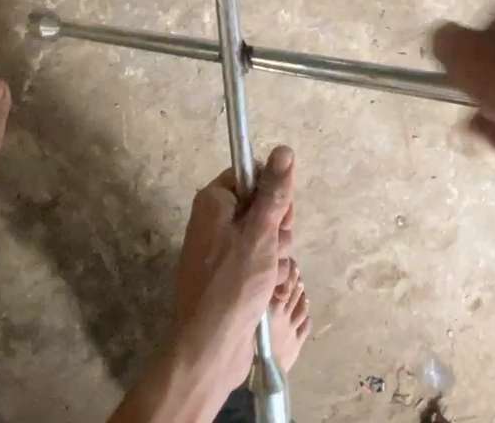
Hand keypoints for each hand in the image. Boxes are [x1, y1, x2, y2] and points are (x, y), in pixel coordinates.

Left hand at [169, 146, 295, 383]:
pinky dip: (269, 276)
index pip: (251, 176)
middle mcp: (215, 220)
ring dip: (276, 258)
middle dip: (277, 232)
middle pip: (262, 208)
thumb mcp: (260, 233)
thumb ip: (274, 192)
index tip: (280, 217)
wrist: (209, 346)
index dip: (272, 193)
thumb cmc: (232, 284)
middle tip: (273, 252)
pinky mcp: (230, 275)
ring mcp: (222, 249)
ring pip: (265, 238)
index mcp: (214, 200)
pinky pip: (259, 263)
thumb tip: (284, 149)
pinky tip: (268, 293)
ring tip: (269, 278)